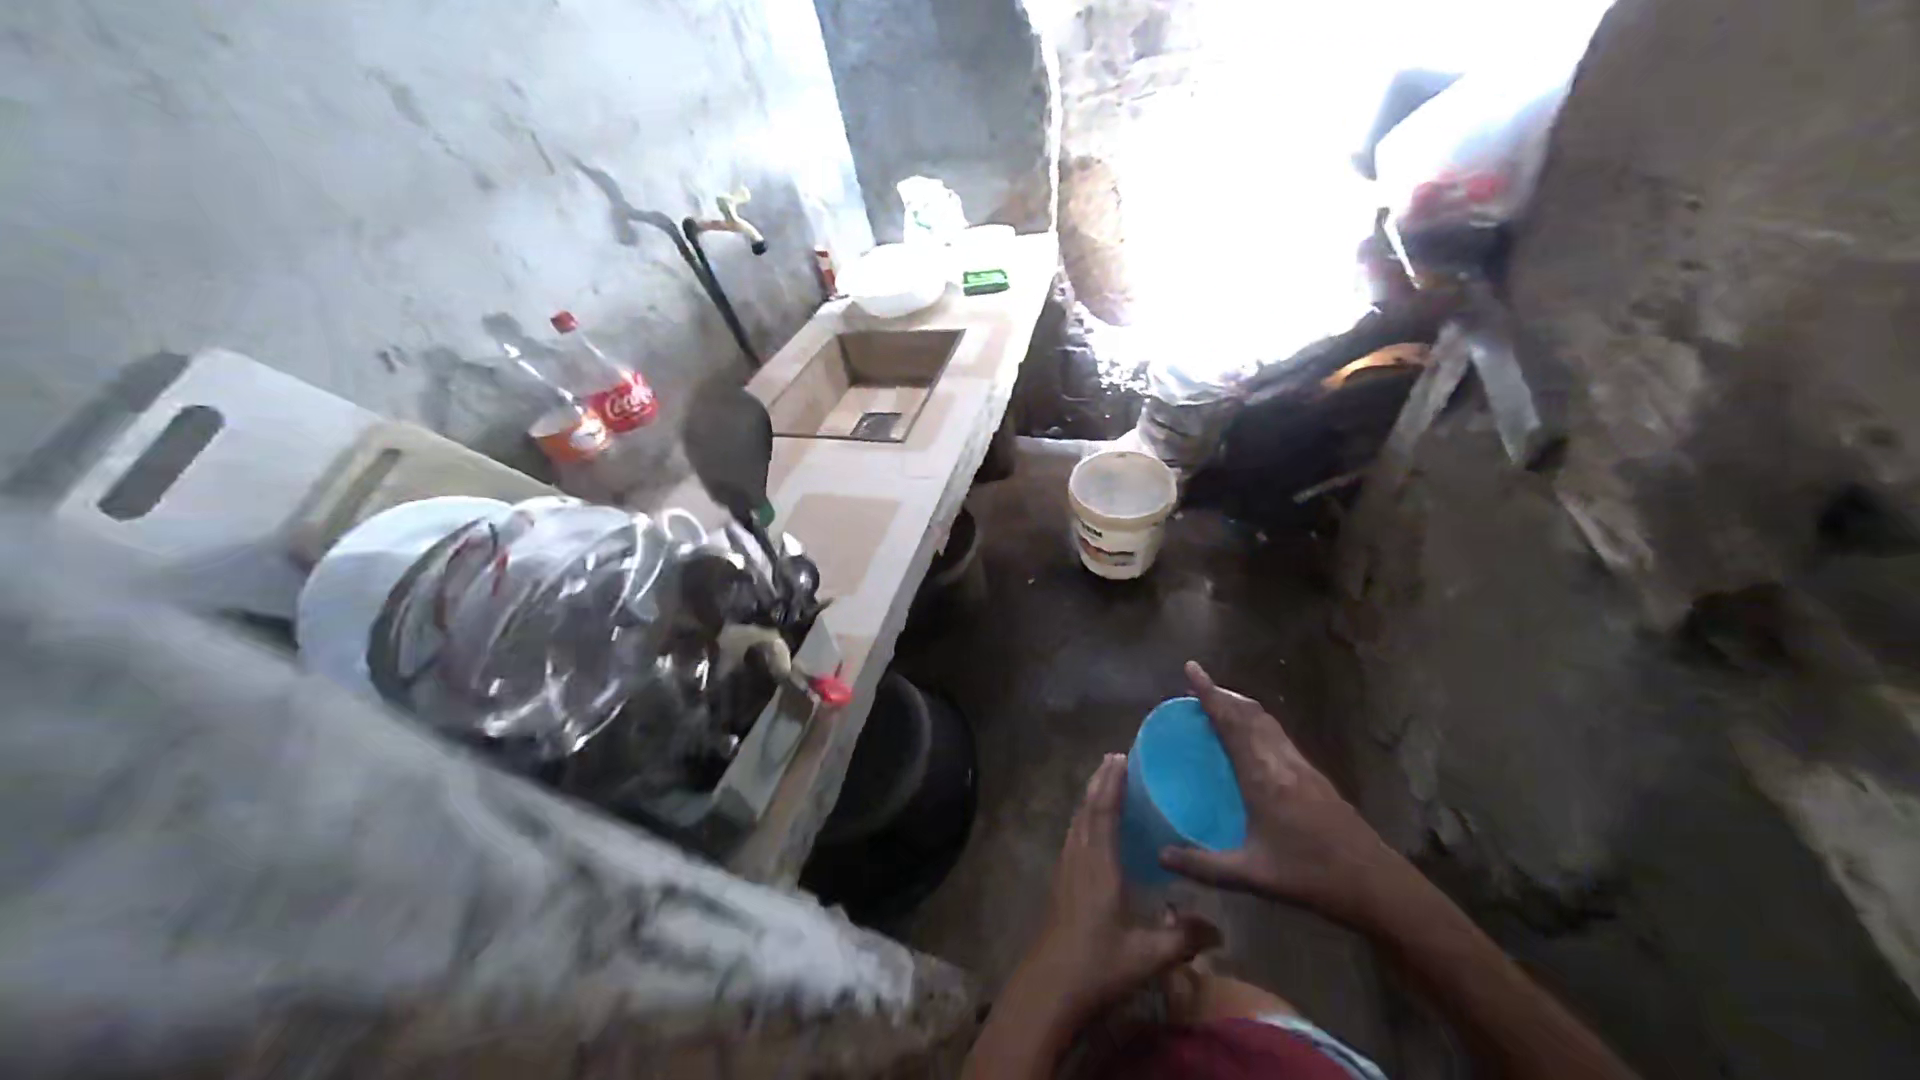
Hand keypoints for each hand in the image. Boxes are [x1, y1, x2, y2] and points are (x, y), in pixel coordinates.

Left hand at [1021, 754, 1221, 1020]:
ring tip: (1104, 782)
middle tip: (1114, 759)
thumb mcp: (1147, 955)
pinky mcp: (1060, 881)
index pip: (1103, 812)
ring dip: (1089, 797)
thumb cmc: (1097, 965)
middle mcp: (1079, 857)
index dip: (1111, 784)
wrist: (1048, 986)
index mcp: (1099, 865)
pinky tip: (1091, 826)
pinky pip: (1073, 835)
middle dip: (1100, 781)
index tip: (1121, 757)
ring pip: (1076, 820)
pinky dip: (1083, 818)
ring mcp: (1065, 868)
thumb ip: (1184, 938)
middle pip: (1086, 809)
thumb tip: (1220, 929)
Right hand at [1160, 662, 1412, 927]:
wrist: (1376, 884)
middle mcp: (1282, 762)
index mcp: (1262, 776)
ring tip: (1220, 705)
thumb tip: (1161, 856)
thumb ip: (1203, 866)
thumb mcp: (1251, 875)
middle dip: (1223, 695)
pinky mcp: (1315, 777)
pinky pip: (1279, 736)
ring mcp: (1302, 767)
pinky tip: (1252, 740)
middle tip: (1197, 687)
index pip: (1231, 722)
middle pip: (1250, 714)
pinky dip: (1258, 724)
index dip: (1209, 693)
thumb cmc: (1310, 875)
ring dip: (1242, 707)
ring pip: (1268, 723)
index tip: (1191, 668)